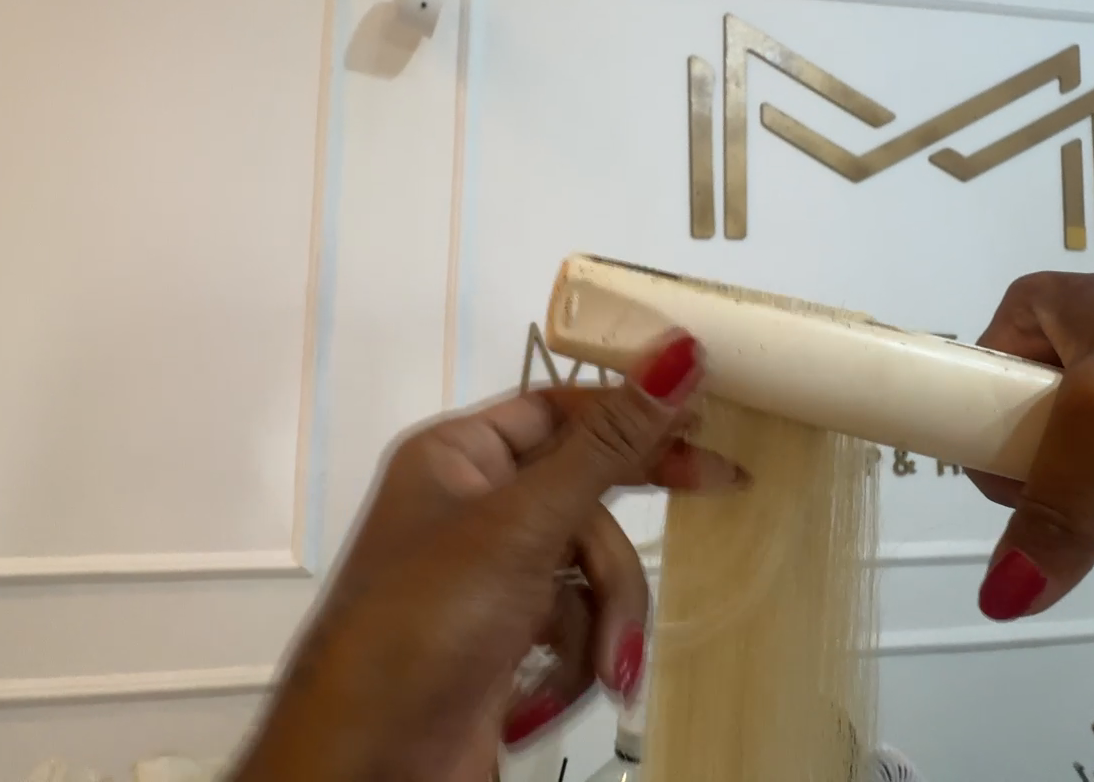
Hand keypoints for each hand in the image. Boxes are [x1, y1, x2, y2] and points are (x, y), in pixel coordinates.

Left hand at [237, 332, 736, 781]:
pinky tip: (549, 694)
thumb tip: (678, 354)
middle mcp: (476, 503)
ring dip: (606, 617)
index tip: (698, 417)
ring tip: (603, 666)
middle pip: (584, 488)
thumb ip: (609, 442)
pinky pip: (577, 617)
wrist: (370, 777)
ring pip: (590, 563)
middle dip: (625, 535)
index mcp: (459, 455)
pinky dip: (579, 654)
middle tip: (723, 484)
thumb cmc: (428, 623)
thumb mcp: (525, 523)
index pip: (559, 408)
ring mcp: (494, 571)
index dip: (628, 410)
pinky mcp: (511, 632)